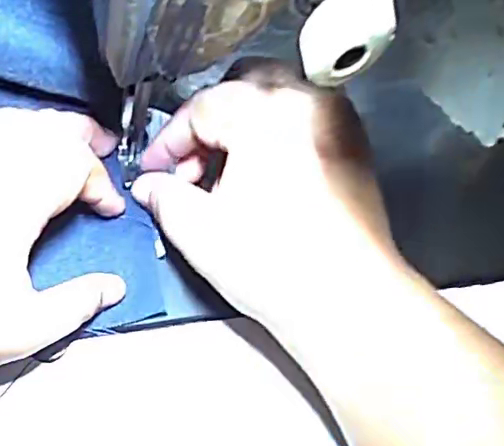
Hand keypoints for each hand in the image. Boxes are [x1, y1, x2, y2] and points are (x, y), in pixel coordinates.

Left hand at [0, 109, 130, 379]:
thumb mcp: (34, 326)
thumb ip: (78, 302)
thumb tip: (114, 287)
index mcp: (12, 210)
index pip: (64, 167)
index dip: (96, 181)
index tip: (109, 210)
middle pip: (28, 135)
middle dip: (69, 134)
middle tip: (96, 146)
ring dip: (16, 125)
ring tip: (45, 132)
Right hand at [129, 62, 407, 343]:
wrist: (341, 298)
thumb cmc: (277, 268)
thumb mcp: (198, 233)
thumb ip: (166, 198)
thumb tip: (151, 186)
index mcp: (265, 113)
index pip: (202, 105)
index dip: (169, 141)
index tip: (154, 170)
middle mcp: (306, 102)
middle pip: (242, 89)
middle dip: (207, 127)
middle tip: (188, 174)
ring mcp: (335, 122)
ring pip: (274, 104)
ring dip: (240, 133)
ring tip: (222, 187)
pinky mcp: (352, 149)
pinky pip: (301, 127)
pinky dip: (273, 144)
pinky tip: (258, 190)